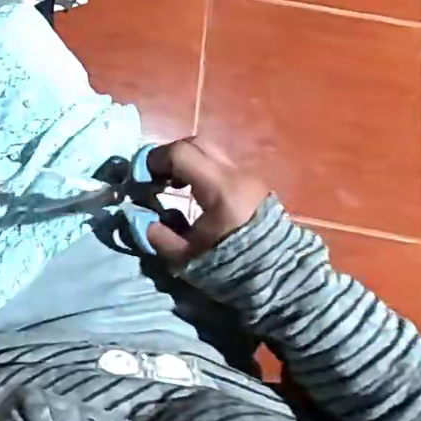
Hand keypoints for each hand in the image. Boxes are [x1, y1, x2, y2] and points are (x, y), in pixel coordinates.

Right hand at [143, 137, 268, 264]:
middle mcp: (236, 175)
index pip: (181, 153)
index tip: (141, 179)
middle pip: (196, 144)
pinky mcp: (253, 184)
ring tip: (171, 185)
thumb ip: (158, 235)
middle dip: (169, 156)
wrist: (280, 277)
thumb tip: (140, 217)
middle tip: (154, 178)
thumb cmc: (232, 268)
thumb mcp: (186, 257)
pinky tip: (192, 193)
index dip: (154, 160)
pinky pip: (220, 165)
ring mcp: (248, 177)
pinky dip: (200, 170)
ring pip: (210, 152)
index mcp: (220, 189)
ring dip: (186, 162)